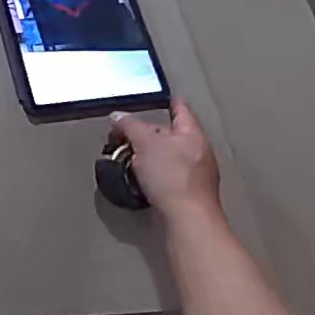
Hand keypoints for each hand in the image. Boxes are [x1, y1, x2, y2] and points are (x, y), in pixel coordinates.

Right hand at [109, 101, 221, 222]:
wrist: (186, 217)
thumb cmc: (173, 178)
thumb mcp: (144, 143)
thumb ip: (129, 126)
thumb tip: (118, 117)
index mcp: (192, 135)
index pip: (180, 111)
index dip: (170, 102)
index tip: (166, 97)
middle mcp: (196, 151)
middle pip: (166, 133)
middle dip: (145, 133)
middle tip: (124, 135)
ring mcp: (192, 172)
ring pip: (163, 154)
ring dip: (145, 154)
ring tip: (128, 159)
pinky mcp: (184, 189)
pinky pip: (164, 172)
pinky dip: (150, 171)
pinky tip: (139, 177)